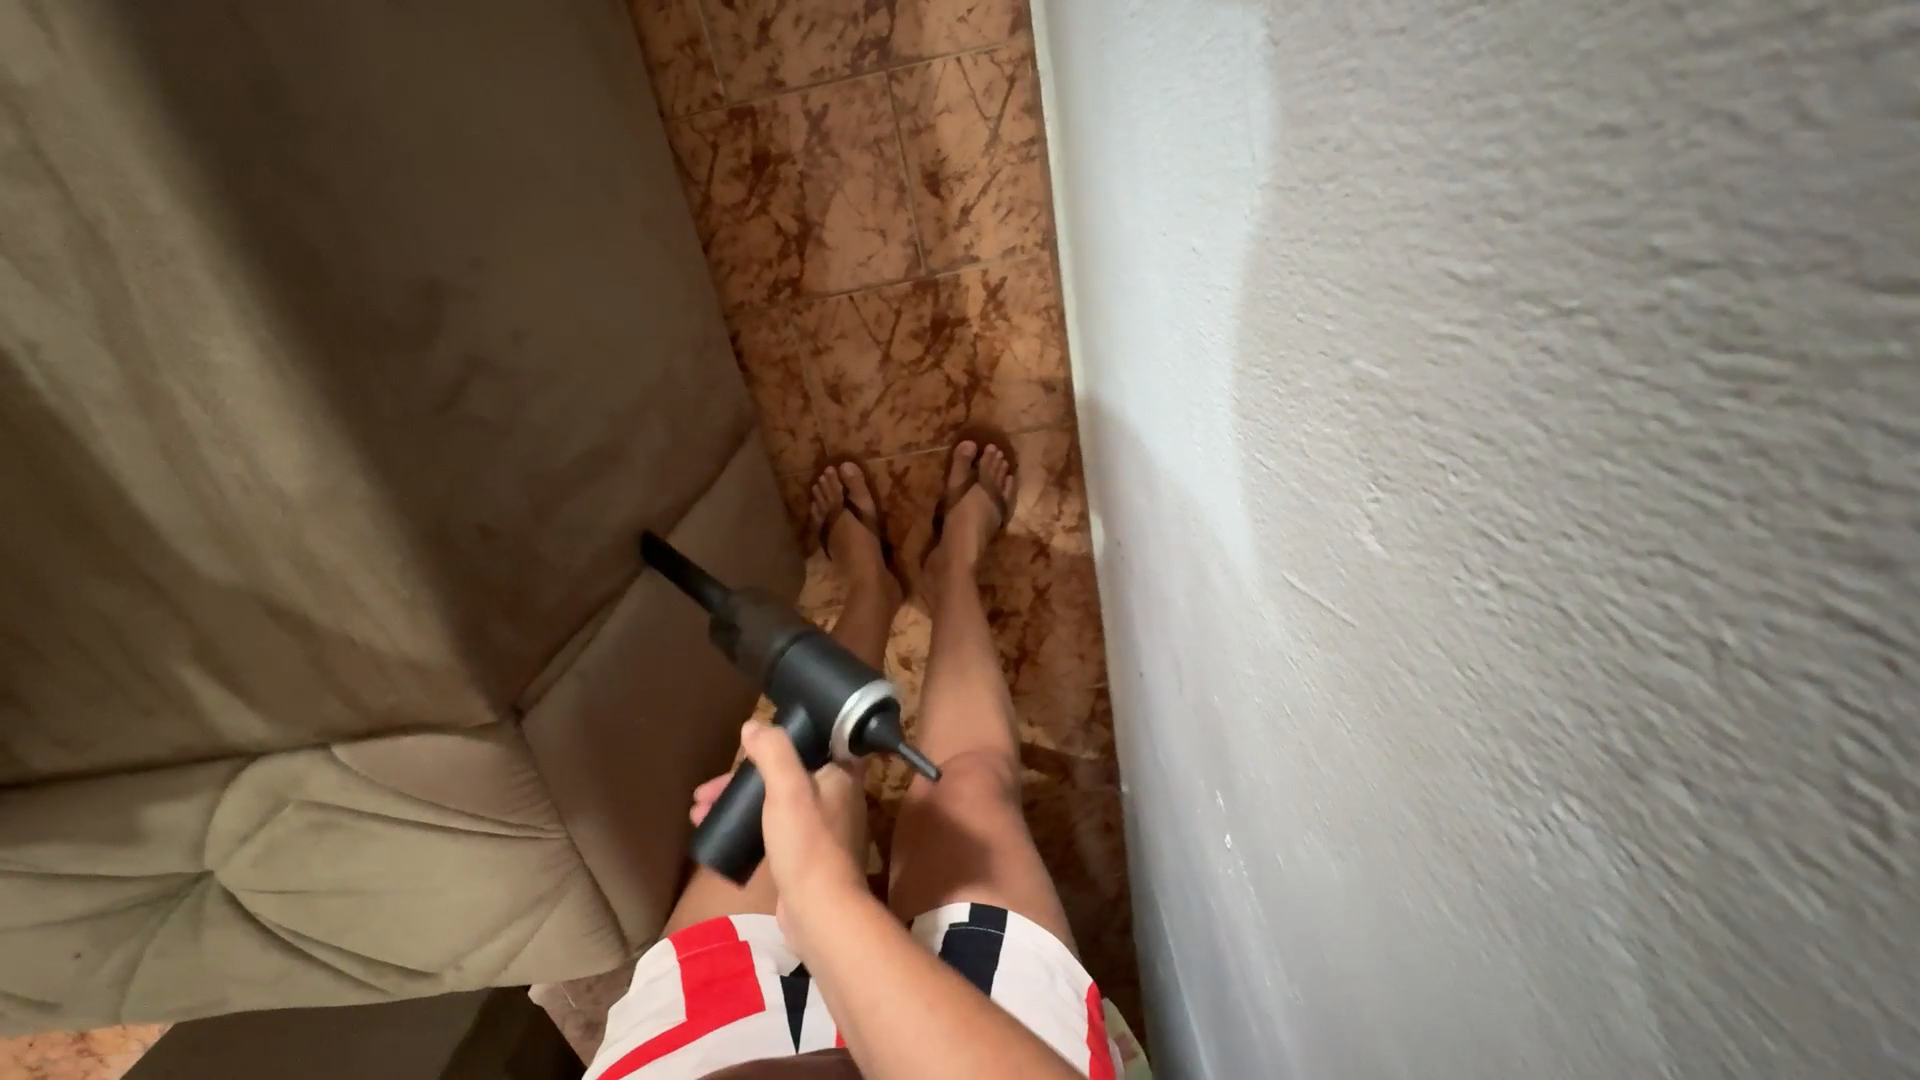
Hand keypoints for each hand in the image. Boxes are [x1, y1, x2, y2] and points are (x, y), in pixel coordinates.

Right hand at [690, 722, 868, 951]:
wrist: (819, 912)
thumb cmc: (807, 843)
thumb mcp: (788, 788)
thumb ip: (773, 751)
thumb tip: (753, 726)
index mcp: (842, 773)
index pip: (810, 742)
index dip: (774, 741)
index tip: (742, 747)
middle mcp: (838, 794)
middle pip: (785, 773)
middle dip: (742, 779)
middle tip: (704, 792)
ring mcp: (823, 826)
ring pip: (776, 801)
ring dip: (740, 802)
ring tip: (699, 812)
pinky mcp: (808, 853)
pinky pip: (774, 827)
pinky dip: (749, 825)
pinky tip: (721, 833)